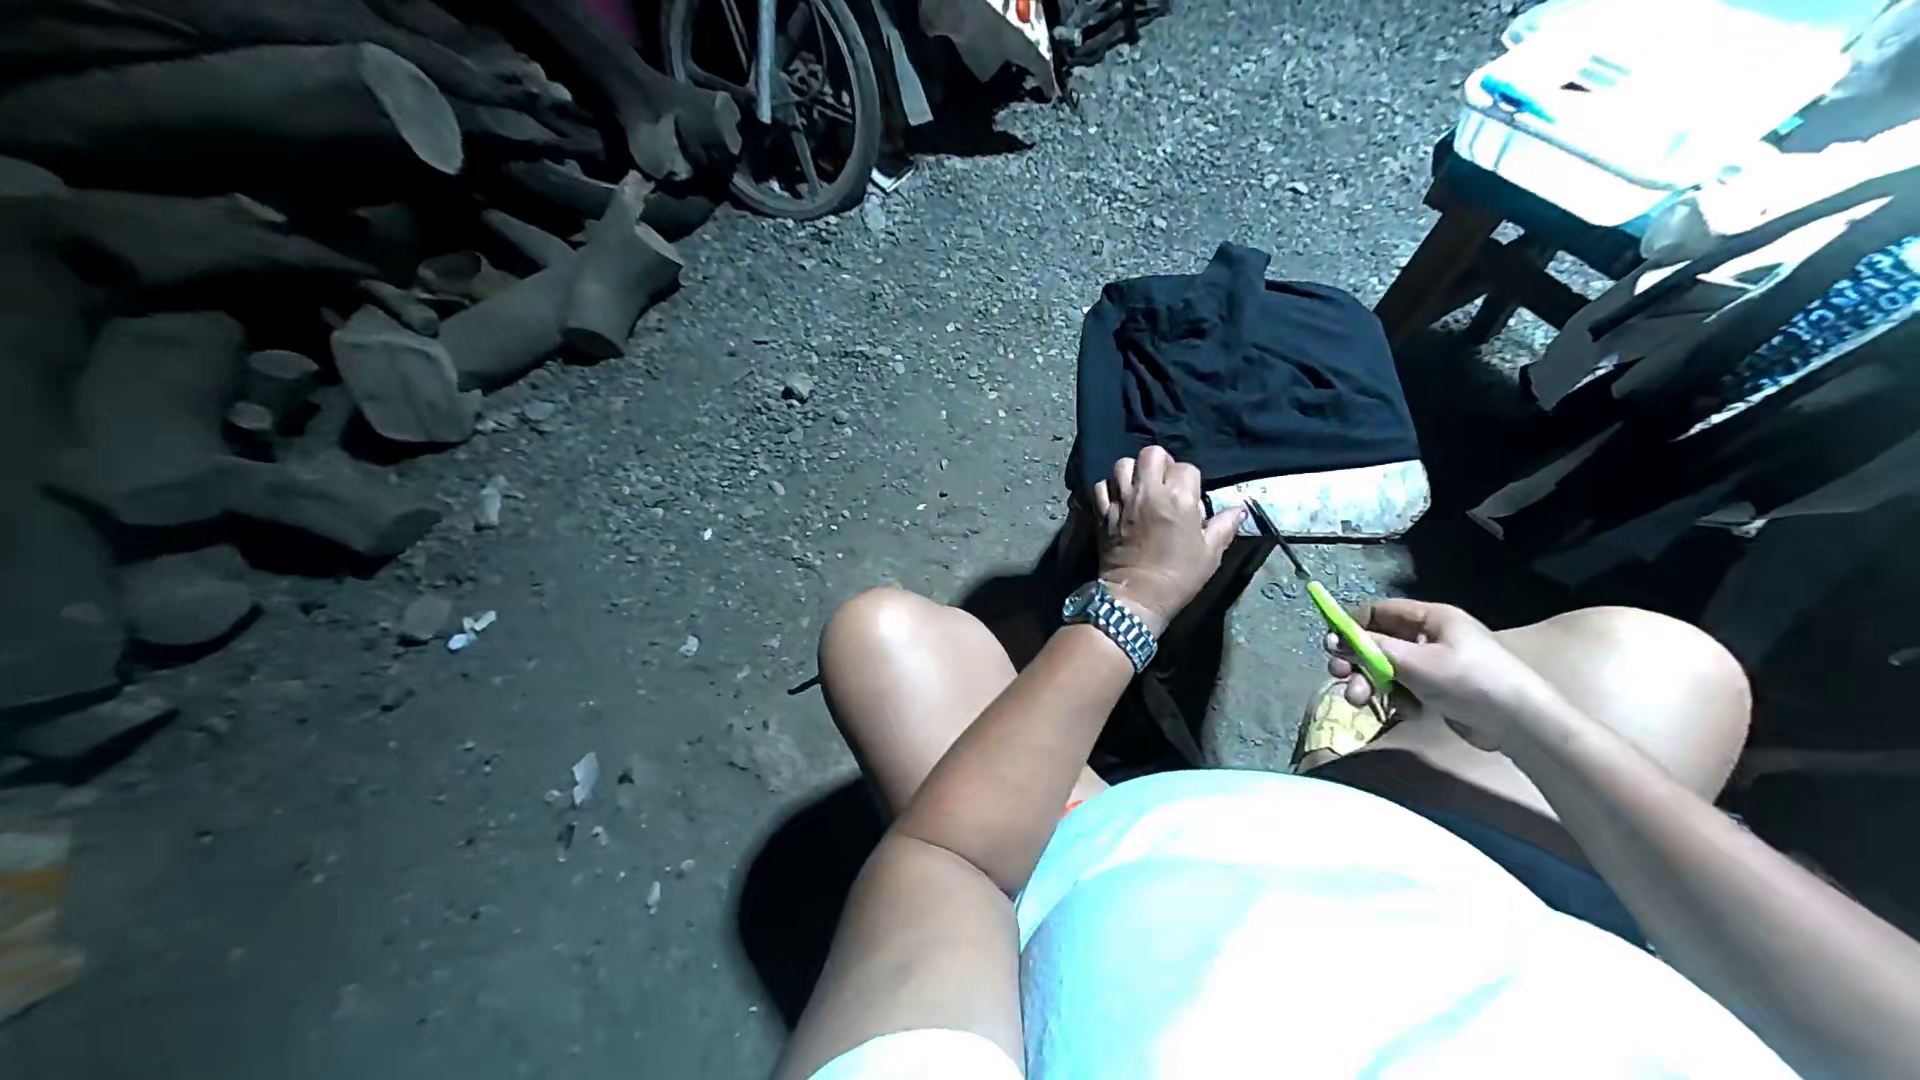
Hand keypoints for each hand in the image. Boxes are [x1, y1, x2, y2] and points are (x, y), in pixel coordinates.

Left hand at [1089, 446, 1243, 634]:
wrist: (1136, 597)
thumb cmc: (1178, 577)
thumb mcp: (1210, 553)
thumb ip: (1224, 526)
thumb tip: (1239, 509)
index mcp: (1179, 499)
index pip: (1186, 468)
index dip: (1189, 479)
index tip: (1189, 496)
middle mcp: (1148, 493)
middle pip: (1151, 454)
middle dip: (1160, 463)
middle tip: (1163, 482)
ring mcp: (1122, 501)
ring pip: (1122, 465)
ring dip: (1132, 472)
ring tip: (1139, 488)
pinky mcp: (1102, 512)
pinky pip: (1100, 486)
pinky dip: (1109, 488)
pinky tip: (1119, 499)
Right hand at [1325, 599, 1564, 752]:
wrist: (1522, 724)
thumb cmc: (1469, 680)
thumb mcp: (1414, 662)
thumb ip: (1371, 649)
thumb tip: (1333, 639)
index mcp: (1430, 619)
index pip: (1380, 611)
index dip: (1352, 624)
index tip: (1331, 643)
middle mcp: (1430, 637)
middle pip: (1378, 642)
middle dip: (1356, 661)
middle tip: (1340, 676)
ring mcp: (1434, 664)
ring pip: (1386, 668)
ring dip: (1370, 684)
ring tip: (1360, 701)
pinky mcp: (1438, 689)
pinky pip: (1404, 688)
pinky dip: (1397, 699)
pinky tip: (1406, 711)